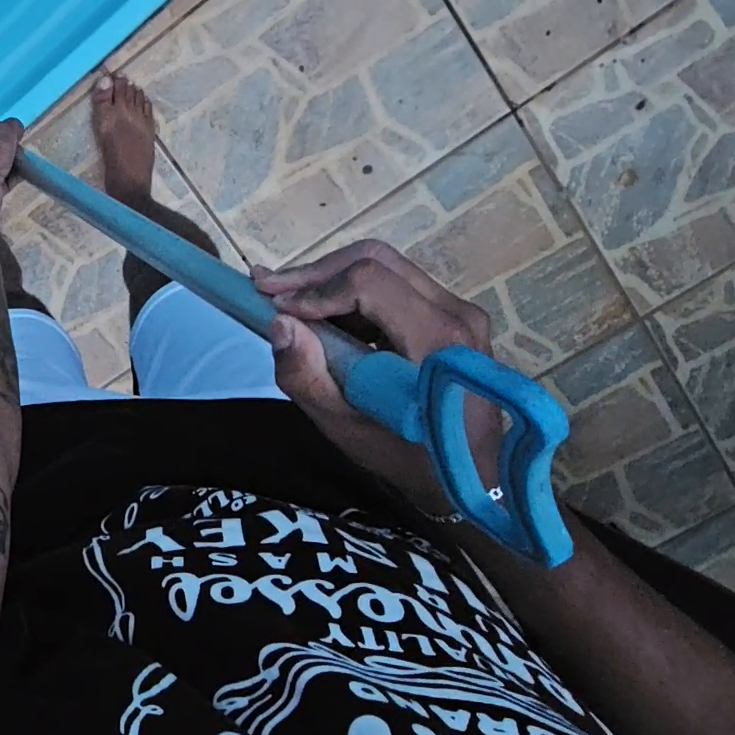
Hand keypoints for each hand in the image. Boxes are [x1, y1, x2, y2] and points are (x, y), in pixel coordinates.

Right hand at [252, 240, 499, 516]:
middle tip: (266, 291)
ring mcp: (457, 311)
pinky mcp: (450, 315)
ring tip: (287, 301)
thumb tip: (278, 323)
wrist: (467, 474)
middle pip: (374, 260)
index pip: (367, 281)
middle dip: (313, 274)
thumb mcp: (342, 424)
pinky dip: (347, 291)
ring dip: (327, 279)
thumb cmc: (403, 454)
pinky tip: (319, 313)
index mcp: (435, 338)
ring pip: (382, 265)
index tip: (274, 309)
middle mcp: (455, 312)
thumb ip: (305, 374)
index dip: (313, 289)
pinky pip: (392, 283)